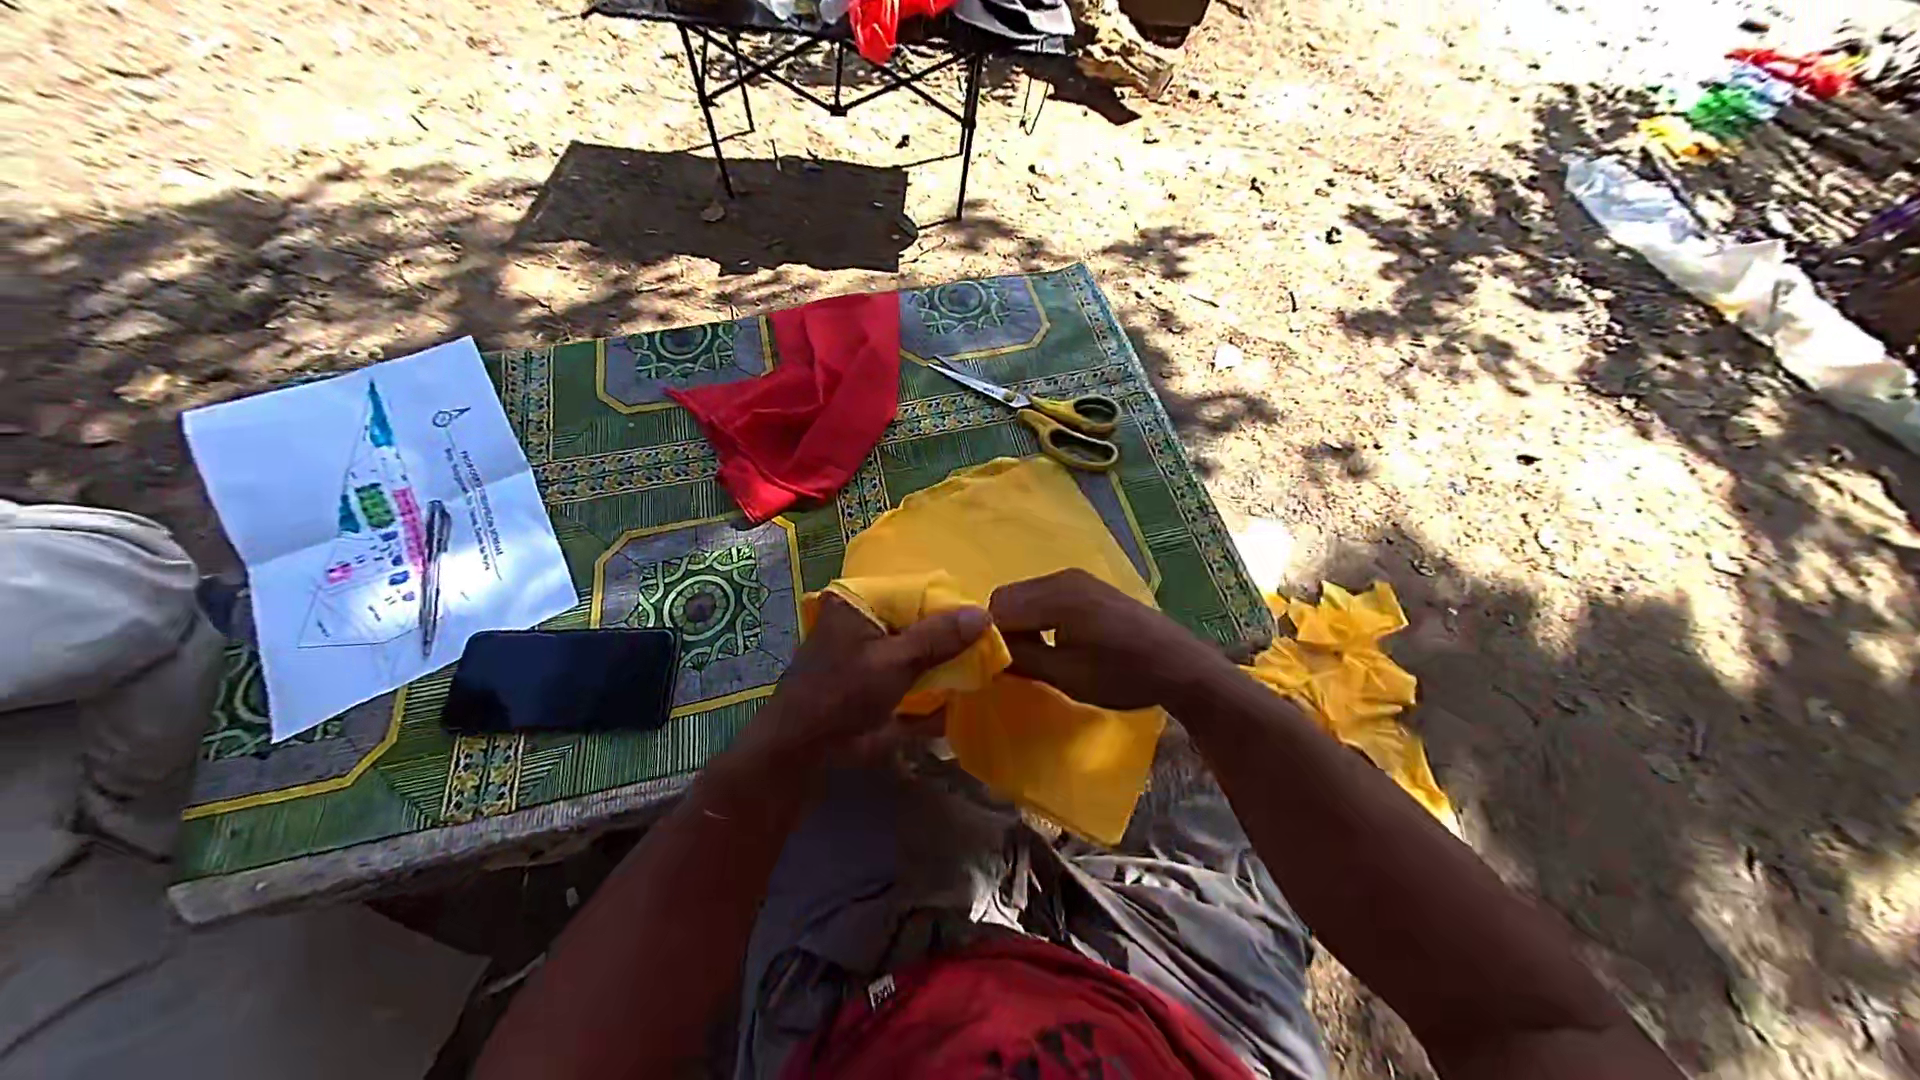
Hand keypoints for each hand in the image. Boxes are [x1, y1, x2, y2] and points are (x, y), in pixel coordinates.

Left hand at [729, 593, 988, 768]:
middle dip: (952, 631)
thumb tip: (985, 614)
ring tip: (987, 659)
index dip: (948, 600)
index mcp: (861, 603)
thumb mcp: (895, 661)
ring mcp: (874, 654)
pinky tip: (966, 684)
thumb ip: (939, 638)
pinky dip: (935, 680)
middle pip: (919, 619)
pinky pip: (915, 674)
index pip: (913, 589)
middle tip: (992, 637)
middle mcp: (867, 621)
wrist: (804, 750)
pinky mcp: (880, 683)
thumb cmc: (842, 694)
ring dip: (947, 658)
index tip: (985, 613)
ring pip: (920, 648)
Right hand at [988, 569, 1236, 710]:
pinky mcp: (1086, 585)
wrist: (1180, 665)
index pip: (998, 608)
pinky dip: (1036, 616)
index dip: (989, 638)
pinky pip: (1043, 594)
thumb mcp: (1068, 677)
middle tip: (1014, 662)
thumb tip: (985, 655)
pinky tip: (1054, 641)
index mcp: (1057, 597)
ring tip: (1035, 654)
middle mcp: (1063, 577)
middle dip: (1002, 628)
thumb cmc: (1124, 675)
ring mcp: (1076, 578)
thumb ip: (1022, 660)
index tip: (993, 667)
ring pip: (1024, 594)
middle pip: (1008, 596)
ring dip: (1020, 622)